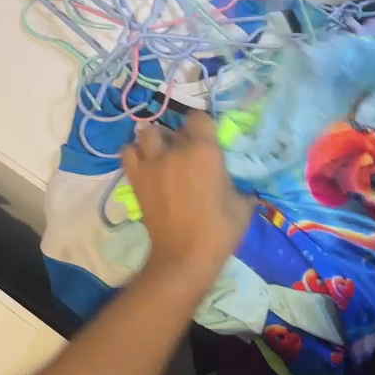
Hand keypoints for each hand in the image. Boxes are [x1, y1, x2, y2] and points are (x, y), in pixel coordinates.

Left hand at [121, 113, 251, 285]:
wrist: (184, 257)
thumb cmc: (219, 232)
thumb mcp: (243, 207)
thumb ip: (241, 187)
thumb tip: (245, 186)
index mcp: (205, 152)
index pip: (200, 118)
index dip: (204, 127)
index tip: (209, 140)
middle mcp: (176, 150)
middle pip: (176, 127)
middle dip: (183, 137)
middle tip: (190, 155)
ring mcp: (152, 163)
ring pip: (148, 133)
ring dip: (156, 139)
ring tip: (164, 153)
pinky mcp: (136, 178)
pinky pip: (128, 152)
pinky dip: (136, 153)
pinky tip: (146, 163)